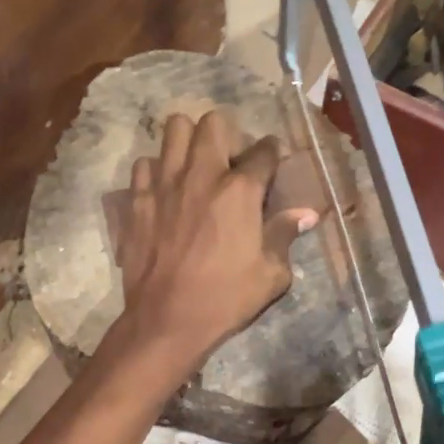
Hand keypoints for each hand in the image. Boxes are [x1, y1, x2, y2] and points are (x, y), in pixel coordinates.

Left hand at [112, 111, 318, 372]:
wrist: (166, 320)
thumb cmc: (225, 299)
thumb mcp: (271, 275)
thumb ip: (285, 236)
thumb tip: (306, 215)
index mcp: (240, 190)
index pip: (264, 151)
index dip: (272, 154)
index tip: (272, 164)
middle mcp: (201, 174)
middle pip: (213, 122)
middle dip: (227, 135)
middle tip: (230, 164)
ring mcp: (164, 184)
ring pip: (174, 129)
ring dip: (188, 142)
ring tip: (195, 168)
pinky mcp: (137, 200)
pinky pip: (145, 165)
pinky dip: (157, 171)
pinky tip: (165, 191)